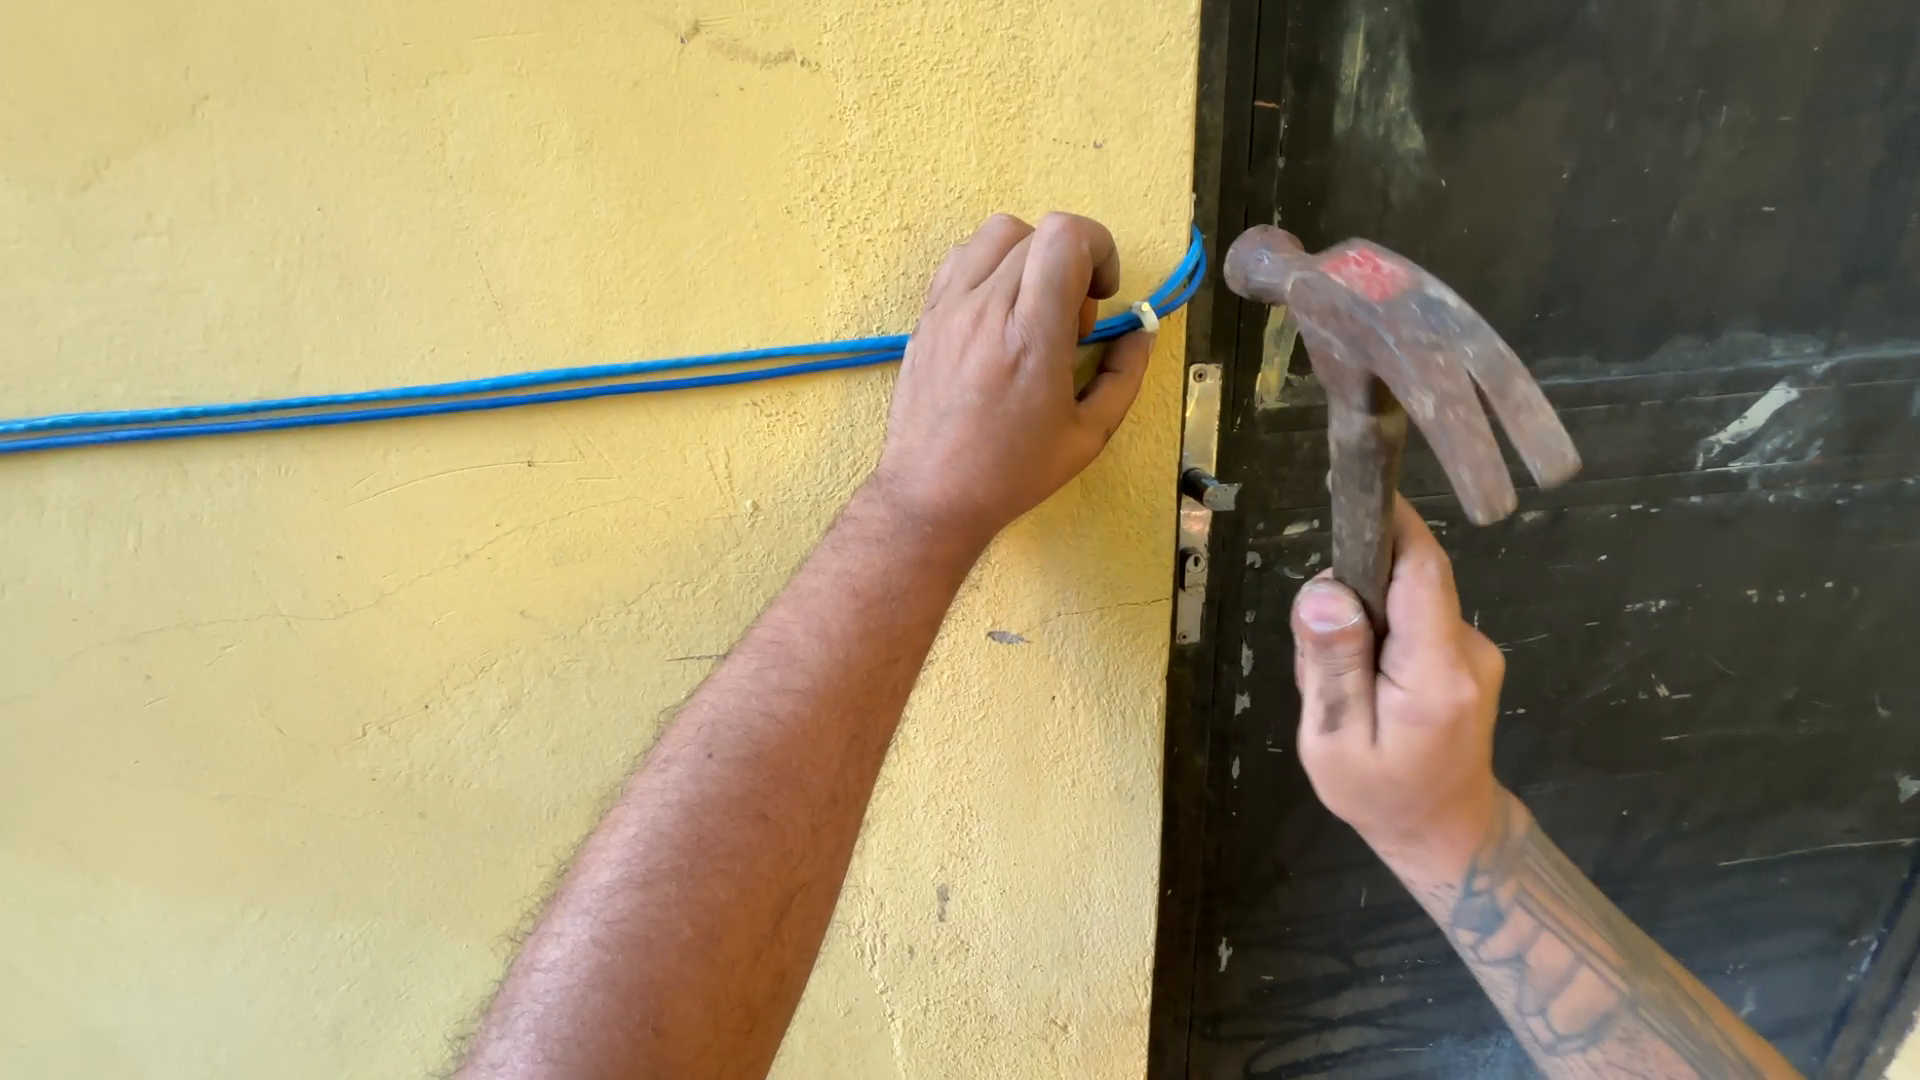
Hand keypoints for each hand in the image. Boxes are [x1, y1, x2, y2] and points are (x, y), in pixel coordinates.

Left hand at [869, 213, 1154, 547]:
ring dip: (1028, 256)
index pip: (1066, 236)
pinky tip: (997, 315)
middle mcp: (985, 309)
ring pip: (996, 233)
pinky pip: (961, 258)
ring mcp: (948, 308)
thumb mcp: (1088, 436)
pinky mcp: (925, 317)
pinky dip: (989, 267)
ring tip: (1031, 309)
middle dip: (1070, 263)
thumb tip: (1141, 332)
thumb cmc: (1011, 473)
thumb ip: (1124, 376)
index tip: (1100, 294)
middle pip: (1037, 232)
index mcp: (1031, 336)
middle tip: (1068, 322)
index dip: (1099, 249)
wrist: (932, 494)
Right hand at [1290, 497, 1506, 869]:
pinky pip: (1408, 620)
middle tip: (1315, 663)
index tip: (1351, 490)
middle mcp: (1468, 649)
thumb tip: (1324, 590)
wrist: (1445, 833)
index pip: (1420, 569)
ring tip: (1338, 687)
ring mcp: (1473, 651)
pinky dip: (1374, 638)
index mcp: (1437, 671)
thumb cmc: (1380, 794)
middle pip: (1401, 581)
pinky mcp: (1465, 654)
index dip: (1388, 523)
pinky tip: (1362, 686)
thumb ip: (1331, 664)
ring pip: (1399, 601)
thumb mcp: (1334, 739)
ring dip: (1356, 626)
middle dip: (1347, 598)